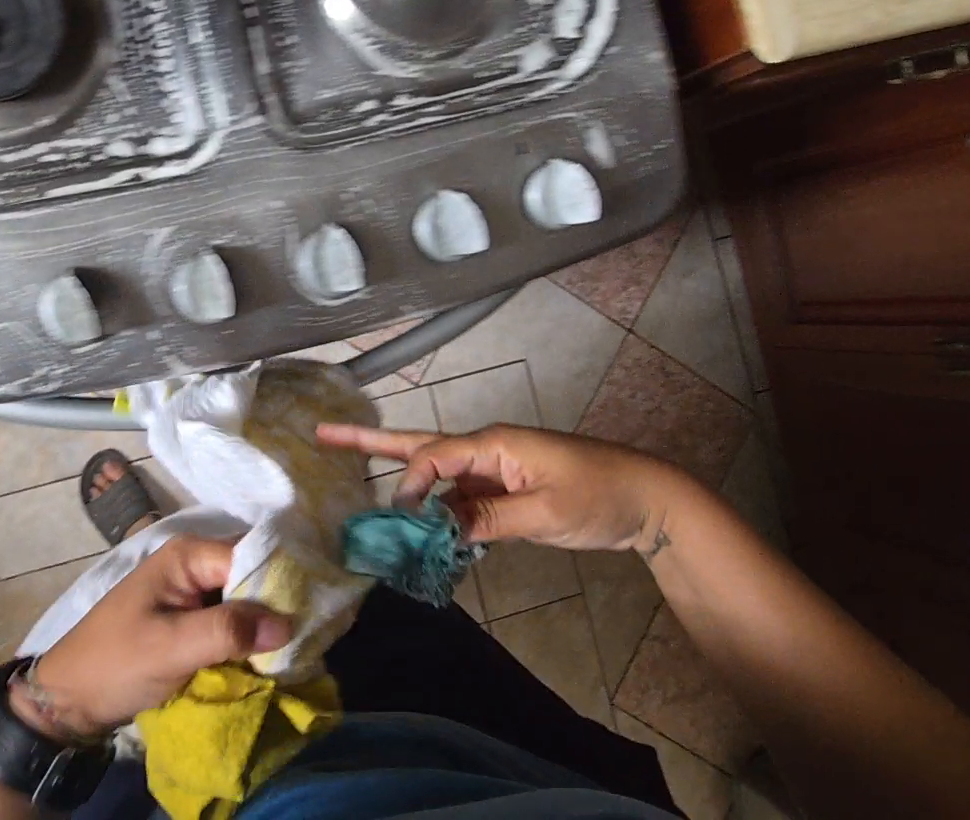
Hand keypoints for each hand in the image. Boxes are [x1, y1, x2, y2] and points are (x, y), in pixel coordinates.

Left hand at [16, 536, 291, 739]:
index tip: (315, 610)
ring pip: (247, 597)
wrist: (68, 699)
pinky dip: (252, 635)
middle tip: (315, 629)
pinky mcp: (194, 617)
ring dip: (268, 621)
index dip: (283, 582)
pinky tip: (274, 652)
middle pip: (253, 572)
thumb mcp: (170, 647)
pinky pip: (234, 617)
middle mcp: (196, 562)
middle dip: (280, 601)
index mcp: (188, 554)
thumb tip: (285, 624)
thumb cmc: (114, 663)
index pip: (252, 555)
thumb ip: (226, 631)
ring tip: (305, 642)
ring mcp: (195, 590)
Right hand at [317, 423, 689, 553]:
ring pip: (435, 477)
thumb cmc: (599, 496)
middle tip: (323, 434)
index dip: (411, 484)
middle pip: (419, 446)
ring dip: (404, 488)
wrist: (647, 500)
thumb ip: (488, 518)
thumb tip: (437, 529)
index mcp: (492, 443)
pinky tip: (422, 535)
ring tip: (357, 482)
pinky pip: (457, 501)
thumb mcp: (545, 512)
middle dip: (370, 441)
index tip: (404, 519)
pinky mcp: (501, 492)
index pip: (433, 456)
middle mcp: (484, 450)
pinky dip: (437, 517)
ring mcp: (491, 471)